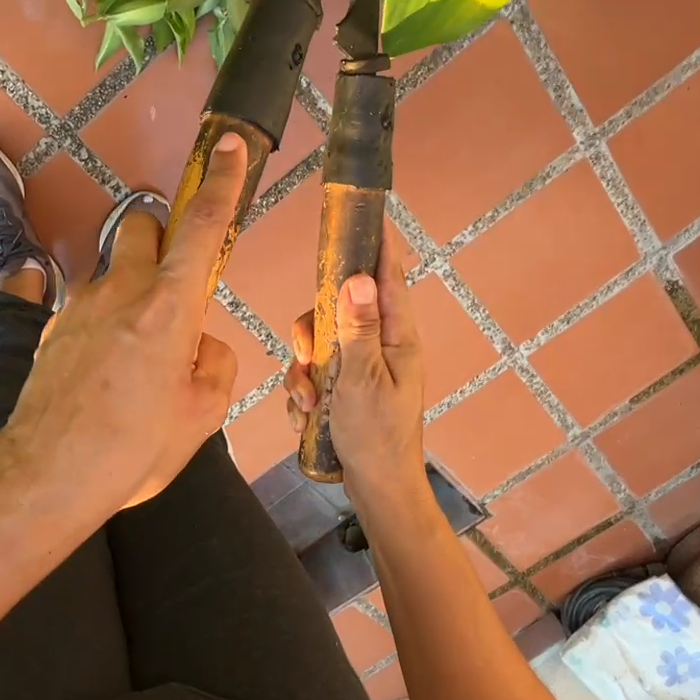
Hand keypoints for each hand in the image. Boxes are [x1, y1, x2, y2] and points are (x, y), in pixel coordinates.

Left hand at [0, 134, 246, 510]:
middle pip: (142, 226)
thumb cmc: (135, 446)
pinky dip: (105, 323)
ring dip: (131, 291)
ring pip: (113, 271)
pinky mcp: (52, 327)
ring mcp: (80, 305)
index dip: (222, 182)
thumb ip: (212, 364)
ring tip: (134, 356)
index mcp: (169, 306)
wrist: (48, 472)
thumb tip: (197, 344)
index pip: (202, 226)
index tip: (231, 144)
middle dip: (161, 238)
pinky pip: (89, 307)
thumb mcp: (202, 414)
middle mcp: (121, 290)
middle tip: (172, 288)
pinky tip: (103, 374)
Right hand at [284, 233, 431, 524]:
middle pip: (336, 308)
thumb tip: (357, 276)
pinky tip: (308, 416)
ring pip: (317, 343)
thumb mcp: (364, 379)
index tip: (363, 210)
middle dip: (312, 332)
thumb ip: (357, 328)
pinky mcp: (343, 387)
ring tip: (309, 402)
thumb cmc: (378, 434)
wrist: (377, 489)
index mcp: (397, 335)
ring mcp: (359, 366)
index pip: (388, 274)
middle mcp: (378, 343)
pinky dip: (303, 391)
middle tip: (307, 356)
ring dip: (303, 370)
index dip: (375, 241)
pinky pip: (312, 373)